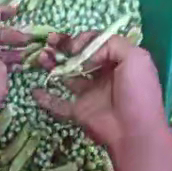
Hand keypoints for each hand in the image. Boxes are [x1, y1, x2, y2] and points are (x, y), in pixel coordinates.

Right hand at [30, 31, 170, 155]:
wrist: (134, 130)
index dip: (83, 40)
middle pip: (79, 58)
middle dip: (64, 48)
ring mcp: (89, 94)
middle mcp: (102, 75)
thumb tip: (84, 53)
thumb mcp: (135, 58)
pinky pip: (58, 104)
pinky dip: (45, 98)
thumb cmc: (137, 92)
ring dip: (52, 65)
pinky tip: (34, 91)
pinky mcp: (78, 111)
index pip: (96, 43)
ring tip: (41, 57)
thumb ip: (111, 45)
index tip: (74, 45)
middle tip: (49, 42)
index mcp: (118, 61)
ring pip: (66, 76)